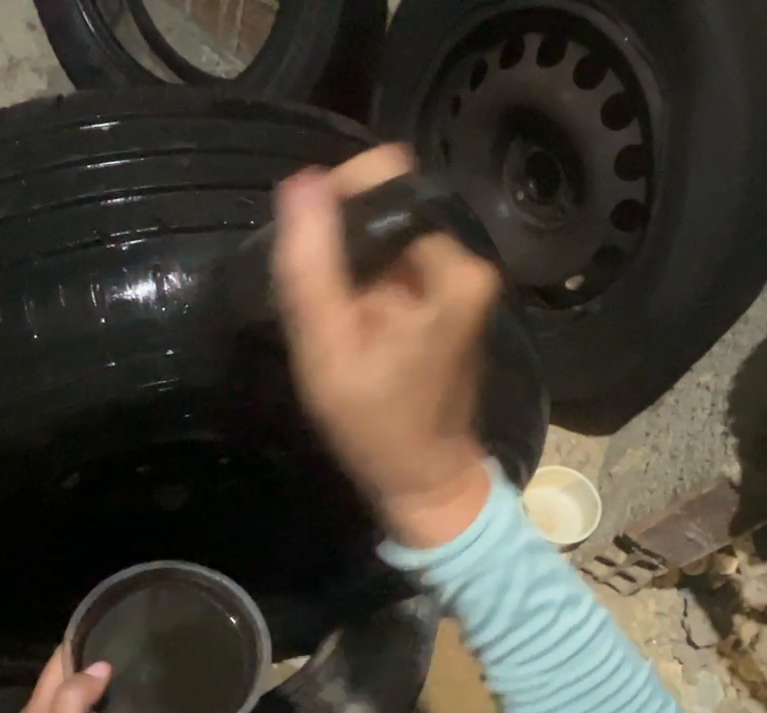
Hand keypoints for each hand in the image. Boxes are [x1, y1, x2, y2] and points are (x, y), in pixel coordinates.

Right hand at [273, 145, 497, 549]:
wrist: (424, 480)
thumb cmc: (376, 424)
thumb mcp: (327, 347)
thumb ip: (310, 265)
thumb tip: (301, 181)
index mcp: (451, 267)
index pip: (388, 178)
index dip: (337, 199)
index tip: (308, 247)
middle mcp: (465, 264)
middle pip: (386, 211)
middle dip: (343, 243)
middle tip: (318, 298)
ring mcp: (459, 284)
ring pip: (386, 241)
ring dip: (350, 268)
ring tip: (331, 316)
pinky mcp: (448, 303)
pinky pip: (395, 268)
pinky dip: (366, 287)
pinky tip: (350, 326)